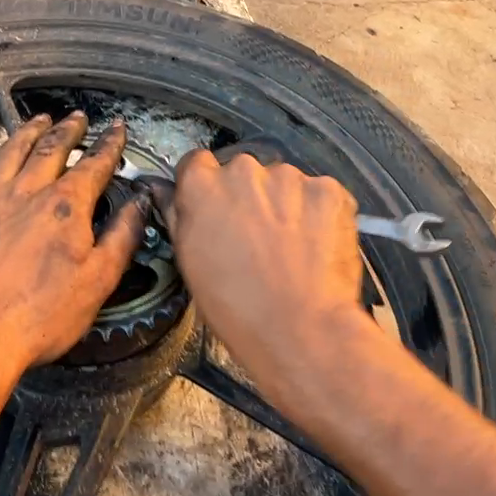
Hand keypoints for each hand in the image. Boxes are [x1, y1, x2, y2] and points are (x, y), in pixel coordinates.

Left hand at [0, 113, 147, 379]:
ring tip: (36, 121)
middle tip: (76, 117)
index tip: (116, 130)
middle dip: (67, 130)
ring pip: (7, 155)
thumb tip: (140, 204)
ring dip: (25, 134)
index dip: (109, 145)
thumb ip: (123, 237)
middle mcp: (24, 194)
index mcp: (64, 207)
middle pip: (50, 149)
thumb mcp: (98, 282)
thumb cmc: (38, 318)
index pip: (94, 164)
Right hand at [162, 150, 370, 413]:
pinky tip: (314, 246)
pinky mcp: (327, 191)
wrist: (301, 330)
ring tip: (289, 248)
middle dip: (249, 196)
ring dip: (285, 204)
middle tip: (256, 237)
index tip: (217, 208)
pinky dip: (319, 213)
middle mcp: (243, 171)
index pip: (198, 164)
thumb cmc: (241, 307)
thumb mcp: (190, 262)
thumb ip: (179, 216)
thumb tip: (168, 194)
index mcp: (202, 185)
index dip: (209, 188)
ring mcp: (288, 178)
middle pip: (243, 171)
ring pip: (283, 182)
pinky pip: (319, 193)